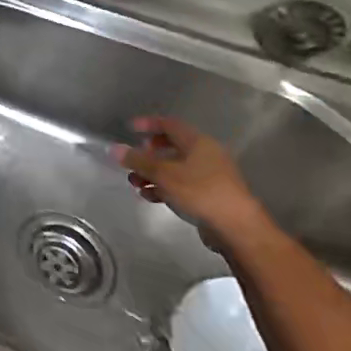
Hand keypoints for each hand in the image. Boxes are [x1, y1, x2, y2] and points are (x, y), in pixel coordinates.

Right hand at [112, 116, 274, 246]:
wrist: (236, 226)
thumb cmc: (199, 191)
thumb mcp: (163, 174)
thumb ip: (138, 161)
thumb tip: (114, 149)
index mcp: (198, 142)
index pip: (170, 124)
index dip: (148, 124)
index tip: (129, 128)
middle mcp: (205, 154)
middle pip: (171, 146)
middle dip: (148, 153)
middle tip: (133, 160)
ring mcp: (209, 175)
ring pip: (175, 167)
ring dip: (153, 173)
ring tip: (135, 183)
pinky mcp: (209, 194)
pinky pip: (181, 184)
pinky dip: (164, 186)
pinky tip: (150, 196)